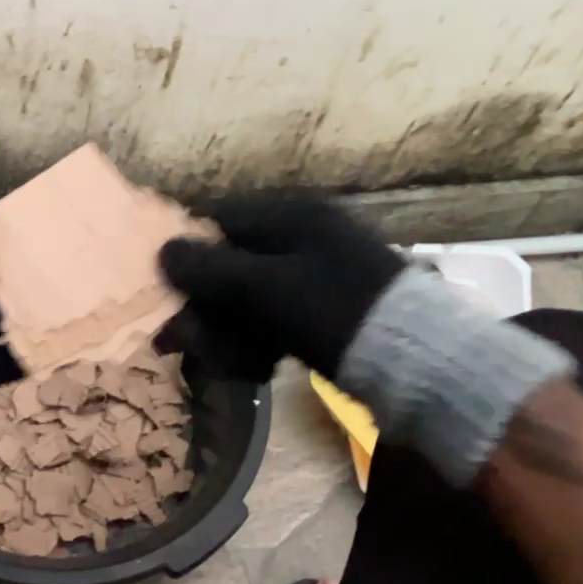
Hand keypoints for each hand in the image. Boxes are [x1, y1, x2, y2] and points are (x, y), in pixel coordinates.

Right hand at [157, 193, 404, 379]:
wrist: (420, 361)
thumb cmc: (333, 312)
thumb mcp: (262, 288)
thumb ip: (208, 269)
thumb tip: (162, 251)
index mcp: (290, 215)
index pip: (218, 220)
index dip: (188, 256)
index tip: (170, 295)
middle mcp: (304, 234)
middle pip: (232, 263)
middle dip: (205, 307)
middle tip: (181, 345)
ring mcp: (321, 270)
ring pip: (251, 295)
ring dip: (228, 331)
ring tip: (222, 365)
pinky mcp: (332, 305)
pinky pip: (278, 315)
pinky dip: (259, 340)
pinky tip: (255, 368)